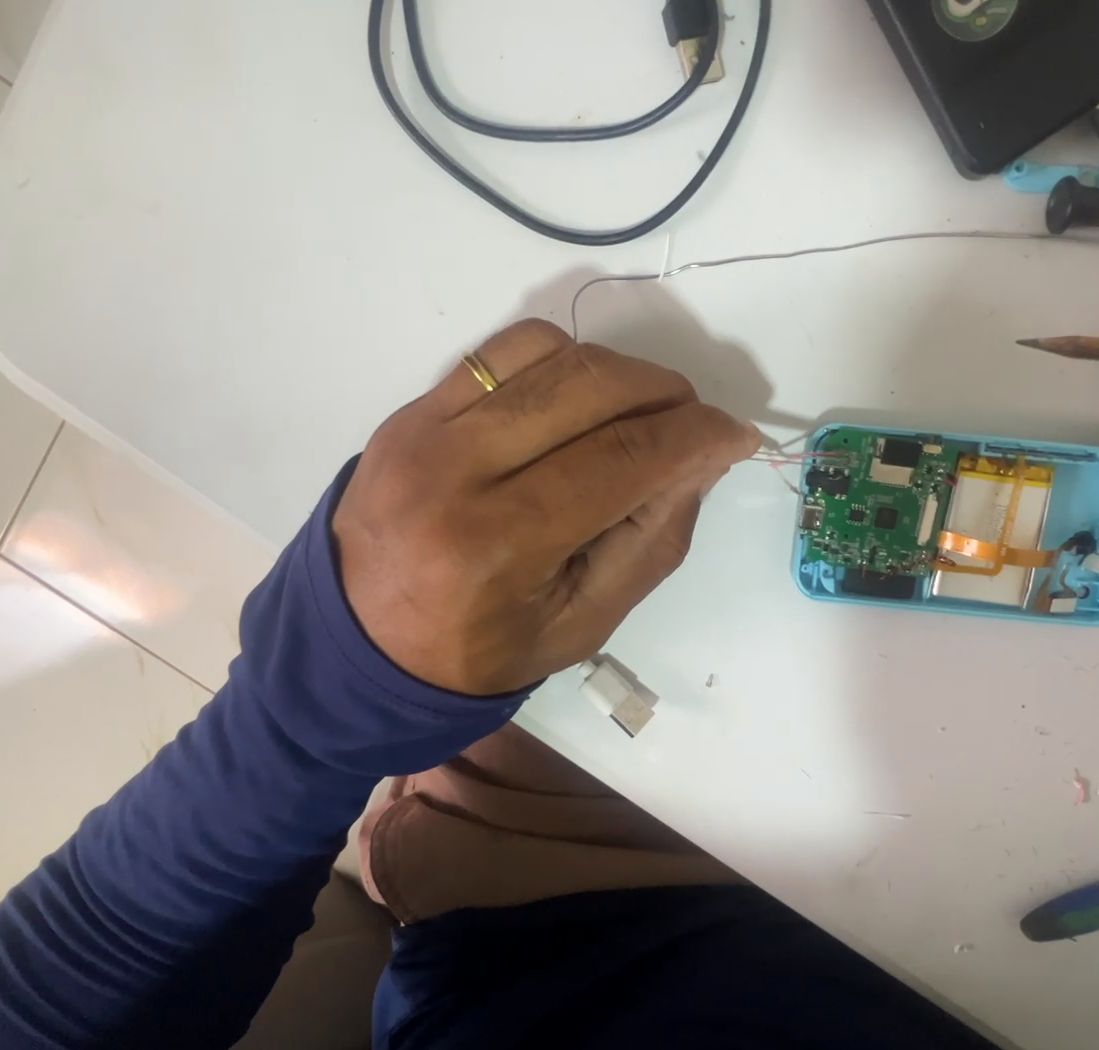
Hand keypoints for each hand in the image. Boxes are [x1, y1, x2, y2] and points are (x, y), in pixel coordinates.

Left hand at [332, 319, 758, 695]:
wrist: (362, 644)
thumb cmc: (485, 650)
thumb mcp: (586, 620)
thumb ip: (653, 537)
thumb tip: (703, 454)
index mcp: (497, 545)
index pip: (622, 458)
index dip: (696, 436)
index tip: (736, 435)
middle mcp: (453, 471)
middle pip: (591, 387)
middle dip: (666, 394)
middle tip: (693, 424)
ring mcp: (422, 429)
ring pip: (551, 353)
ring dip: (618, 373)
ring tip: (638, 414)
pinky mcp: (411, 408)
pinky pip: (505, 350)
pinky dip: (562, 361)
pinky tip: (576, 401)